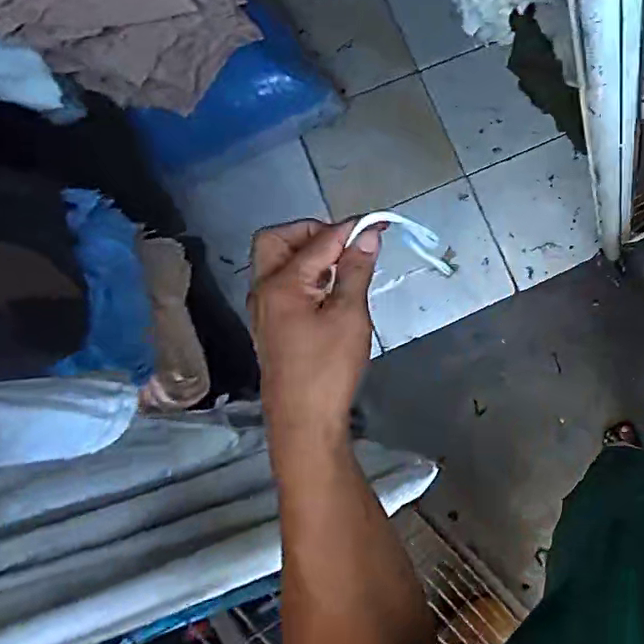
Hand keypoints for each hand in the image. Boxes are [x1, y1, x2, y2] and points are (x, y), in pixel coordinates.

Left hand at [248, 219, 382, 438]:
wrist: (303, 420)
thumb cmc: (329, 367)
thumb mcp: (351, 315)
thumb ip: (356, 271)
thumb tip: (367, 235)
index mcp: (281, 283)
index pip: (319, 241)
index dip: (351, 229)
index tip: (380, 224)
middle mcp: (264, 289)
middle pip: (278, 240)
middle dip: (313, 232)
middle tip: (347, 246)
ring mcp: (264, 308)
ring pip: (277, 261)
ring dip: (309, 253)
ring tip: (345, 267)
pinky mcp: (271, 324)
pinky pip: (283, 282)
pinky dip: (305, 274)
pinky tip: (332, 289)